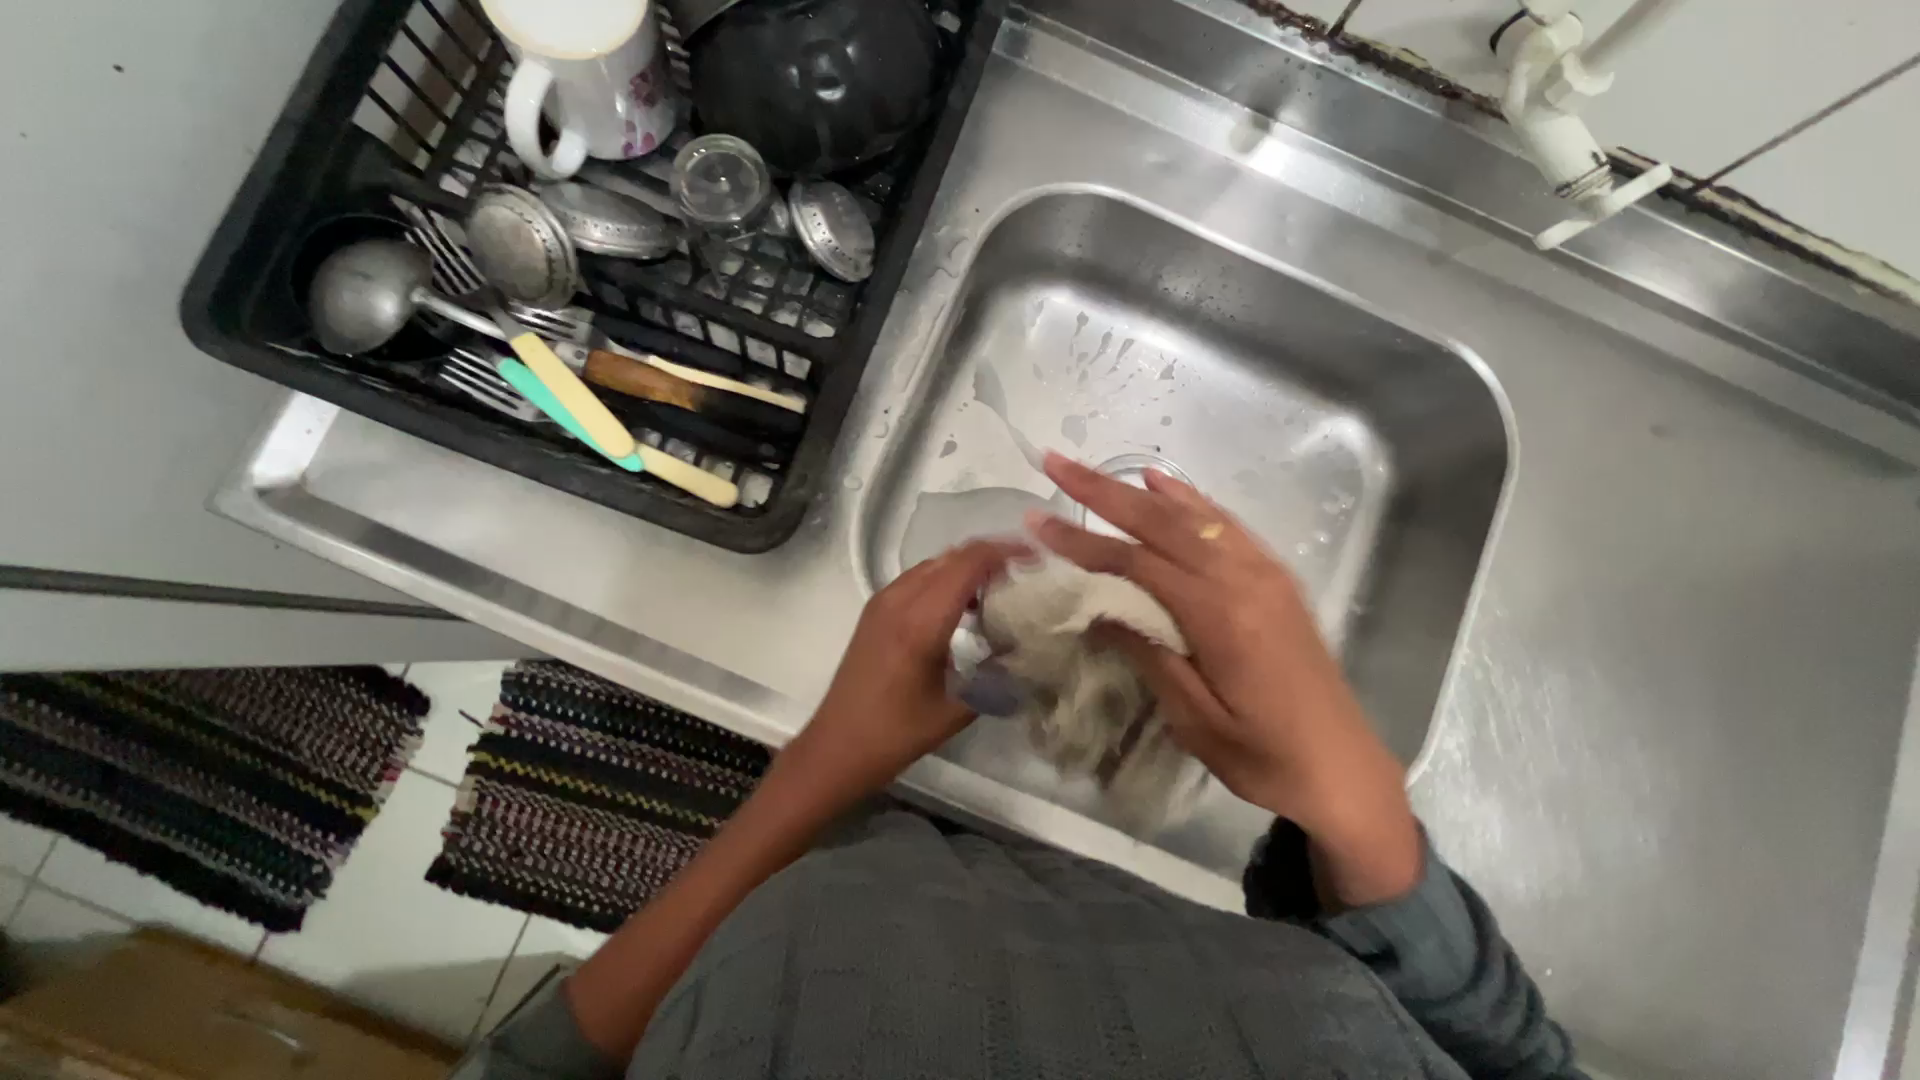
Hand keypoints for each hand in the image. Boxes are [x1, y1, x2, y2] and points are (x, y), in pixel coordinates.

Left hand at [785, 539, 1025, 803]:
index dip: (1004, 553)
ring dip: (966, 568)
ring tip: (999, 590)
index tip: (1035, 560)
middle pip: (952, 557)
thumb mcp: (957, 709)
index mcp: (921, 622)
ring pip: (933, 565)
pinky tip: (963, 607)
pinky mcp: (874, 612)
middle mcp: (899, 601)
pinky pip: (916, 579)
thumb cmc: (897, 734)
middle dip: (990, 557)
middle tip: (1024, 574)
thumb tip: (1025, 650)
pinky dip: (945, 580)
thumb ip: (995, 676)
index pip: (968, 564)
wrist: (838, 746)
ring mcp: (882, 603)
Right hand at [1029, 453, 1419, 904]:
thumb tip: (1101, 611)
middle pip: (1161, 521)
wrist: (1344, 770)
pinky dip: (1192, 500)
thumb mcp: (1194, 721)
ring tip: (1097, 470)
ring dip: (1140, 489)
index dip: (1082, 541)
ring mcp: (1265, 573)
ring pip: (1193, 515)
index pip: (1135, 562)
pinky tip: (1166, 485)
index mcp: (1219, 616)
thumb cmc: (1264, 757)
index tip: (1037, 519)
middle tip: (1057, 463)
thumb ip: (1150, 656)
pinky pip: (1227, 525)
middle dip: (1103, 490)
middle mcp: (1243, 579)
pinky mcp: (1277, 579)